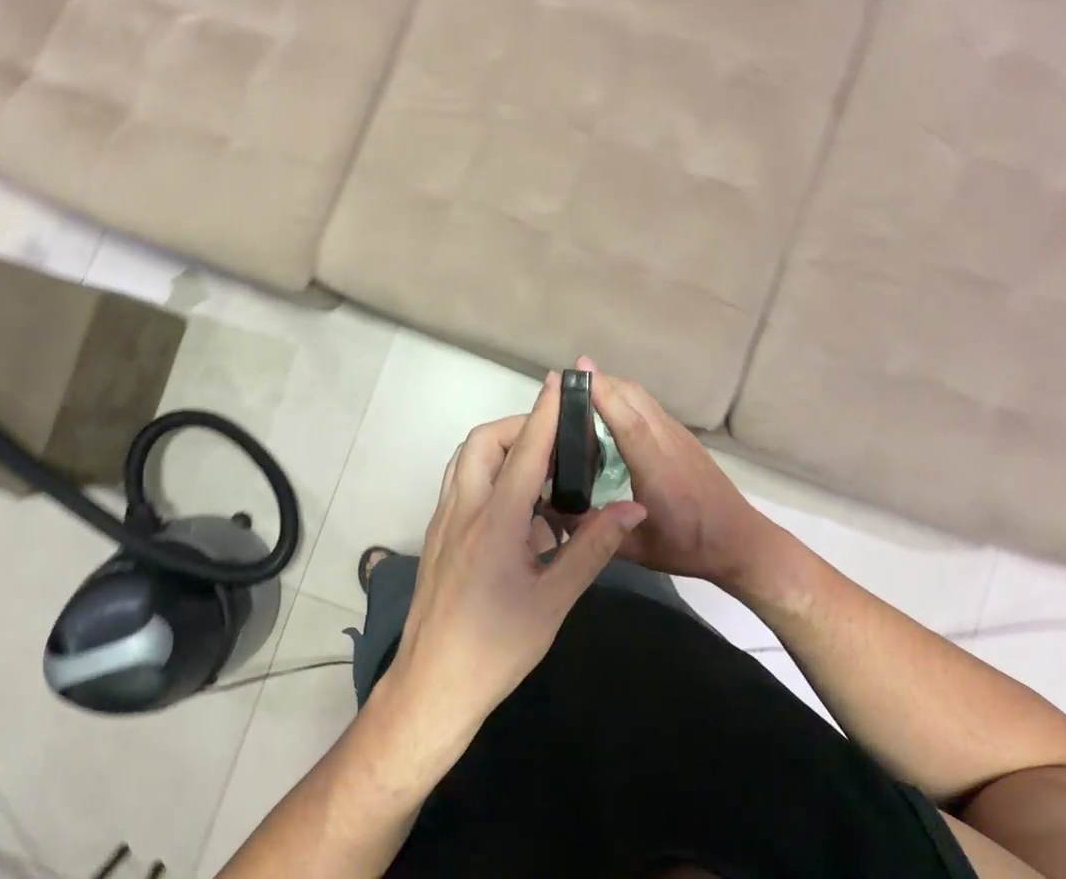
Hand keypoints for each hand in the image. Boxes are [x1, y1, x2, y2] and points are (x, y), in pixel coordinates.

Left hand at [386, 373, 647, 734]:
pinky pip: (460, 486)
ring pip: (465, 462)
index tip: (561, 383)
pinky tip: (516, 510)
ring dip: (499, 450)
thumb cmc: (498, 646)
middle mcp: (462, 510)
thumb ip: (591, 548)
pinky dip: (487, 476)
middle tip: (555, 443)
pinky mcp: (436, 539)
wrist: (434, 684)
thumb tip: (631, 508)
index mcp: (495, 521)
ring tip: (539, 472)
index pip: (525, 450)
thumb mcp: (554, 600)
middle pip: (483, 442)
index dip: (545, 412)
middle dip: (518, 427)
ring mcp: (443, 523)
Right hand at [573, 356, 774, 584]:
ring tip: (584, 392)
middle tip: (567, 382)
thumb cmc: (686, 547)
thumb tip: (552, 509)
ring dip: (615, 388)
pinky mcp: (685, 438)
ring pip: (644, 398)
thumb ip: (593, 529)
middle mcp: (669, 443)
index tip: (580, 369)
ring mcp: (679, 437)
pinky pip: (651, 407)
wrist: (739, 541)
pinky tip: (613, 413)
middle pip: (635, 397)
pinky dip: (628, 399)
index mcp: (657, 470)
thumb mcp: (634, 550)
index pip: (628, 423)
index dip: (604, 394)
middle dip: (602, 382)